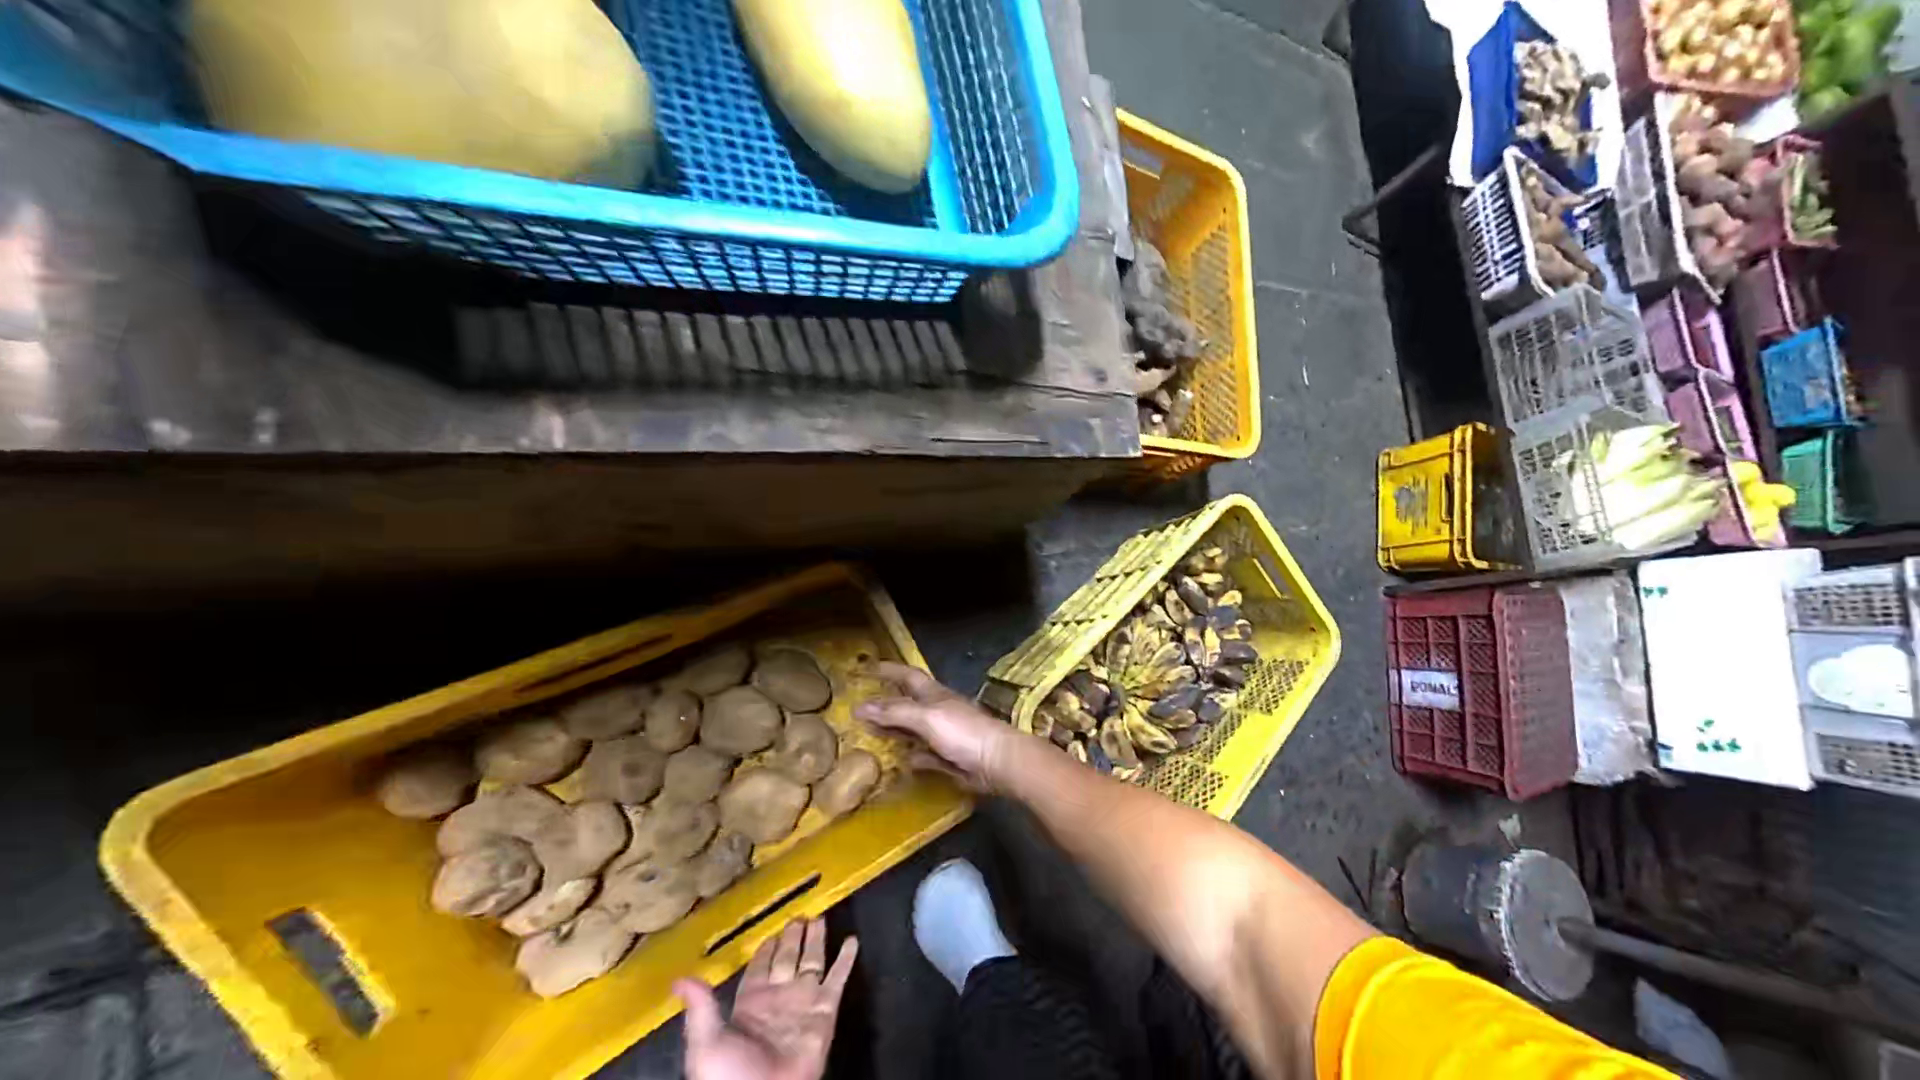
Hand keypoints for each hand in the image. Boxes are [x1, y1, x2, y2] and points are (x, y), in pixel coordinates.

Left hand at [675, 918, 857, 1079]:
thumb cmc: (731, 1075)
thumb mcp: (706, 1041)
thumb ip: (700, 1006)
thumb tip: (679, 979)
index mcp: (750, 1002)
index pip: (760, 965)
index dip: (766, 948)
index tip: (773, 930)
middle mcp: (779, 996)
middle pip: (787, 958)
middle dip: (793, 938)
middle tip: (800, 915)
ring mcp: (803, 1002)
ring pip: (812, 962)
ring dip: (816, 941)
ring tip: (820, 918)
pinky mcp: (825, 1012)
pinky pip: (837, 979)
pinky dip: (846, 960)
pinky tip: (851, 941)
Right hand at [855, 661, 1018, 792]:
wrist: (997, 761)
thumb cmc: (963, 732)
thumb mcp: (926, 717)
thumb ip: (894, 712)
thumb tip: (859, 706)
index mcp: (934, 694)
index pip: (908, 676)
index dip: (889, 670)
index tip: (869, 667)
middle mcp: (938, 711)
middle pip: (908, 703)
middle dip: (886, 702)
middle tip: (861, 704)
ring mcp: (945, 735)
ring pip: (914, 729)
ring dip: (895, 730)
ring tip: (872, 732)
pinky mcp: (950, 758)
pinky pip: (925, 754)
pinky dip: (913, 755)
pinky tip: (902, 760)